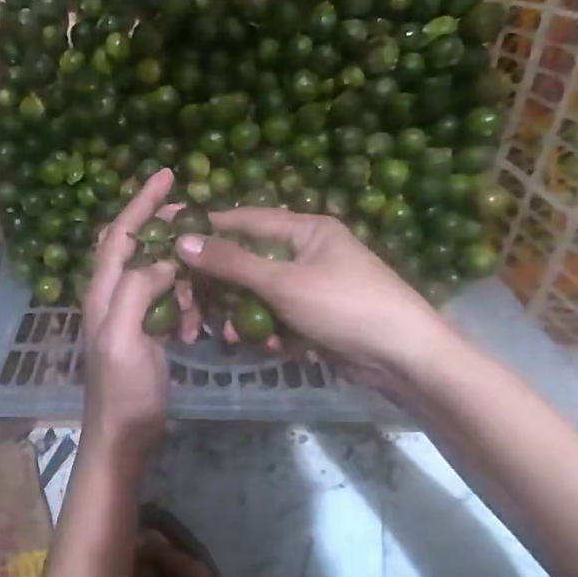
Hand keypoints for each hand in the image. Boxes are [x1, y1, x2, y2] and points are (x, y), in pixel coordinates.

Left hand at [81, 168, 180, 454]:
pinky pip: (168, 302)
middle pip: (139, 247)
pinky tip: (193, 327)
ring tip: (195, 306)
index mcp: (101, 291)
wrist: (124, 435)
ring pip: (159, 275)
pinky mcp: (145, 330)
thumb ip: (137, 291)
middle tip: (199, 228)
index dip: (141, 202)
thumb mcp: (123, 338)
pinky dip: (185, 306)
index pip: (120, 234)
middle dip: (167, 234)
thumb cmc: (122, 390)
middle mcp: (111, 294)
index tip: (166, 174)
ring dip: (182, 282)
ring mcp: (129, 313)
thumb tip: (164, 261)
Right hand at [174, 208, 455, 384]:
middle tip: (195, 306)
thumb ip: (232, 263)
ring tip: (235, 337)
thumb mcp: (283, 282)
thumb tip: (183, 240)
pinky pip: (281, 318)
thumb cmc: (344, 305)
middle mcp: (310, 252)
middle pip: (251, 262)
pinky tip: (270, 348)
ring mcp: (315, 286)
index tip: (173, 237)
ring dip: (246, 315)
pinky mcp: (319, 317)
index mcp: (307, 229)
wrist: (404, 356)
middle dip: (225, 287)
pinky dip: (271, 332)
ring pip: (262, 295)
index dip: (209, 228)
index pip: (247, 220)